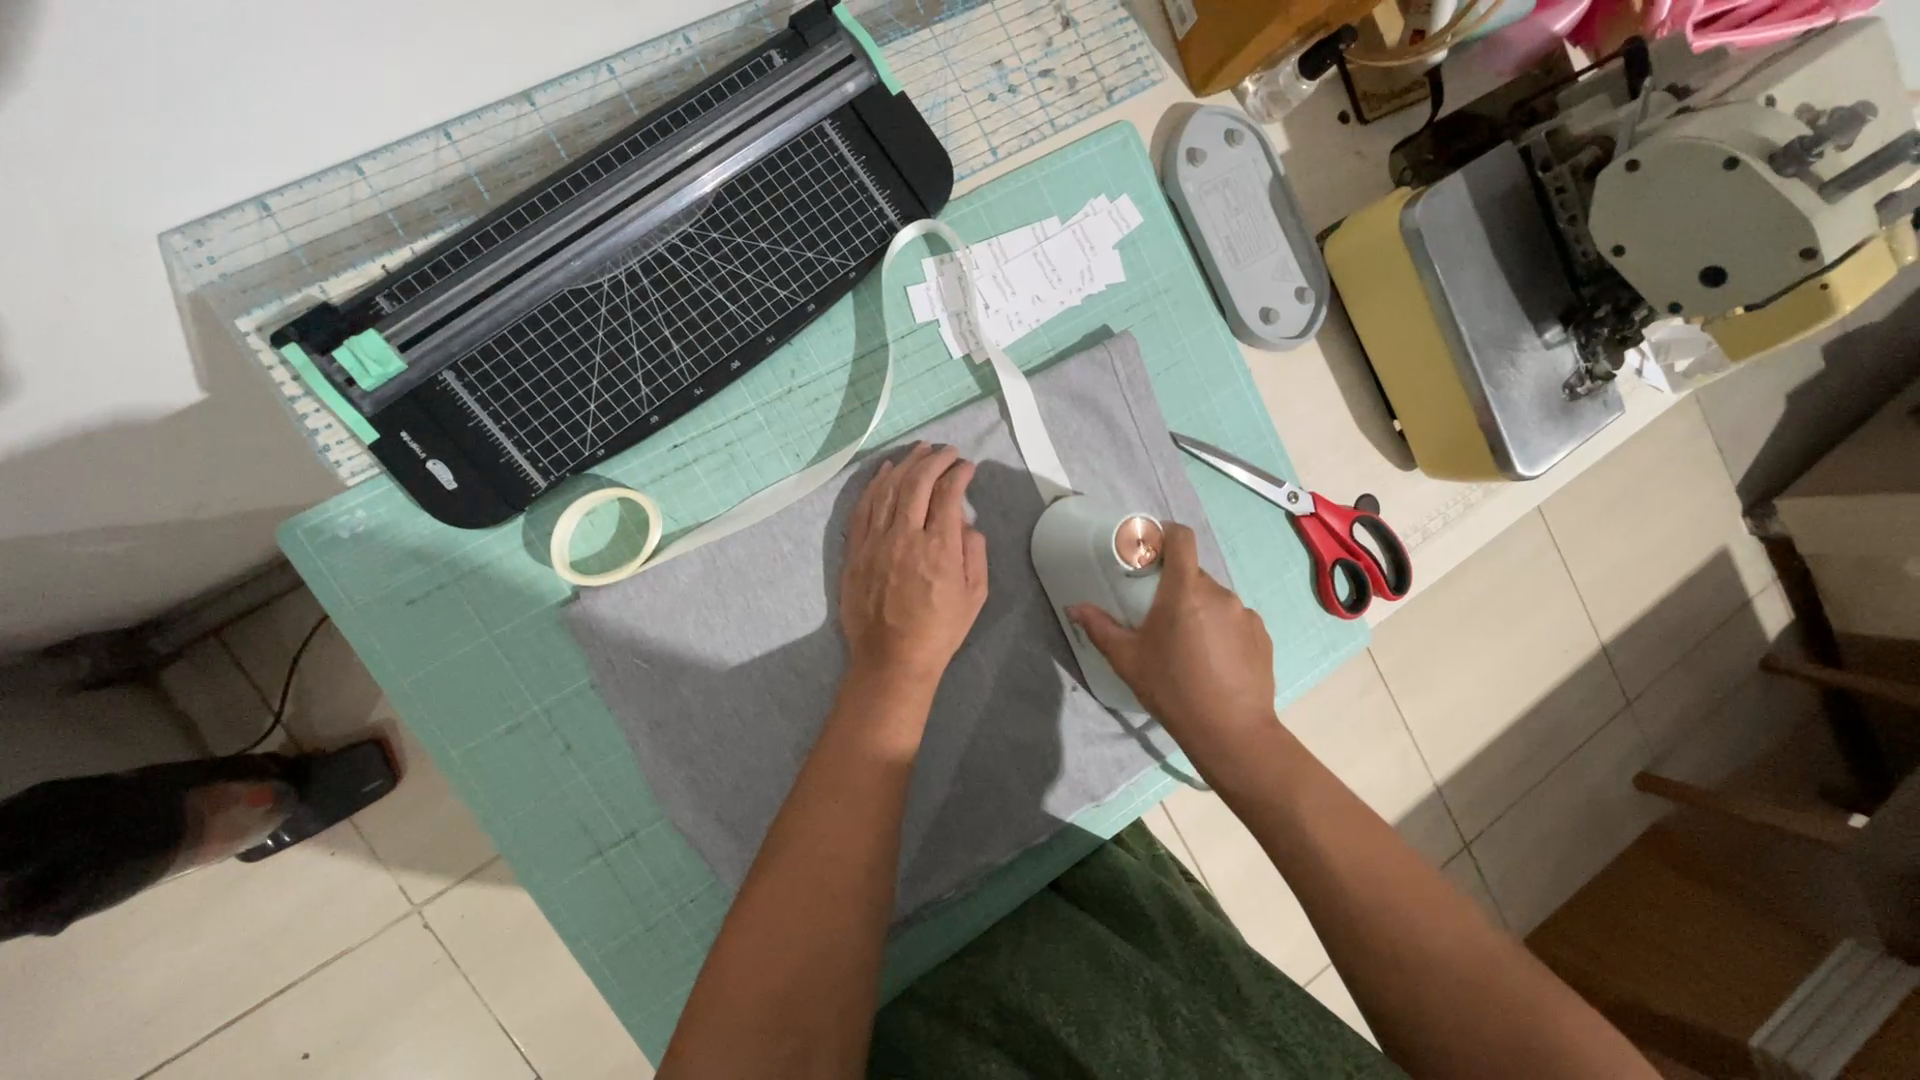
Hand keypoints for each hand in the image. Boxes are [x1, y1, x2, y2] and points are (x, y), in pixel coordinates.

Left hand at [839, 442, 989, 685]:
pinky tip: (886, 470)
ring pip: (888, 488)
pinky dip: (875, 484)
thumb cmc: (939, 631)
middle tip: (947, 451)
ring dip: (906, 464)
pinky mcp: (856, 551)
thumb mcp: (974, 596)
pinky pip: (864, 507)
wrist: (891, 659)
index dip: (959, 473)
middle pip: (917, 482)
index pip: (948, 494)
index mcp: (939, 548)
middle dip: (935, 459)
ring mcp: (876, 542)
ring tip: (920, 450)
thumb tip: (966, 523)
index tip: (967, 466)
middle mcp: (905, 537)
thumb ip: (974, 553)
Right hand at [1068, 524, 1279, 781]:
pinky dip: (1222, 631)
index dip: (1166, 534)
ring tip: (1188, 647)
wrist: (1230, 731)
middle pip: (1194, 575)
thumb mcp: (1127, 660)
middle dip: (1176, 588)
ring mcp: (1245, 614)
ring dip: (1200, 611)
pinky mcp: (1262, 635)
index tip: (1151, 549)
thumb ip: (1100, 628)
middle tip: (1160, 620)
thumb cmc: (1172, 689)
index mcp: (1184, 591)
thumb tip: (1075, 608)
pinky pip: (1235, 621)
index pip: (1181, 538)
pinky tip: (1213, 662)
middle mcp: (1220, 593)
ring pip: (1215, 600)